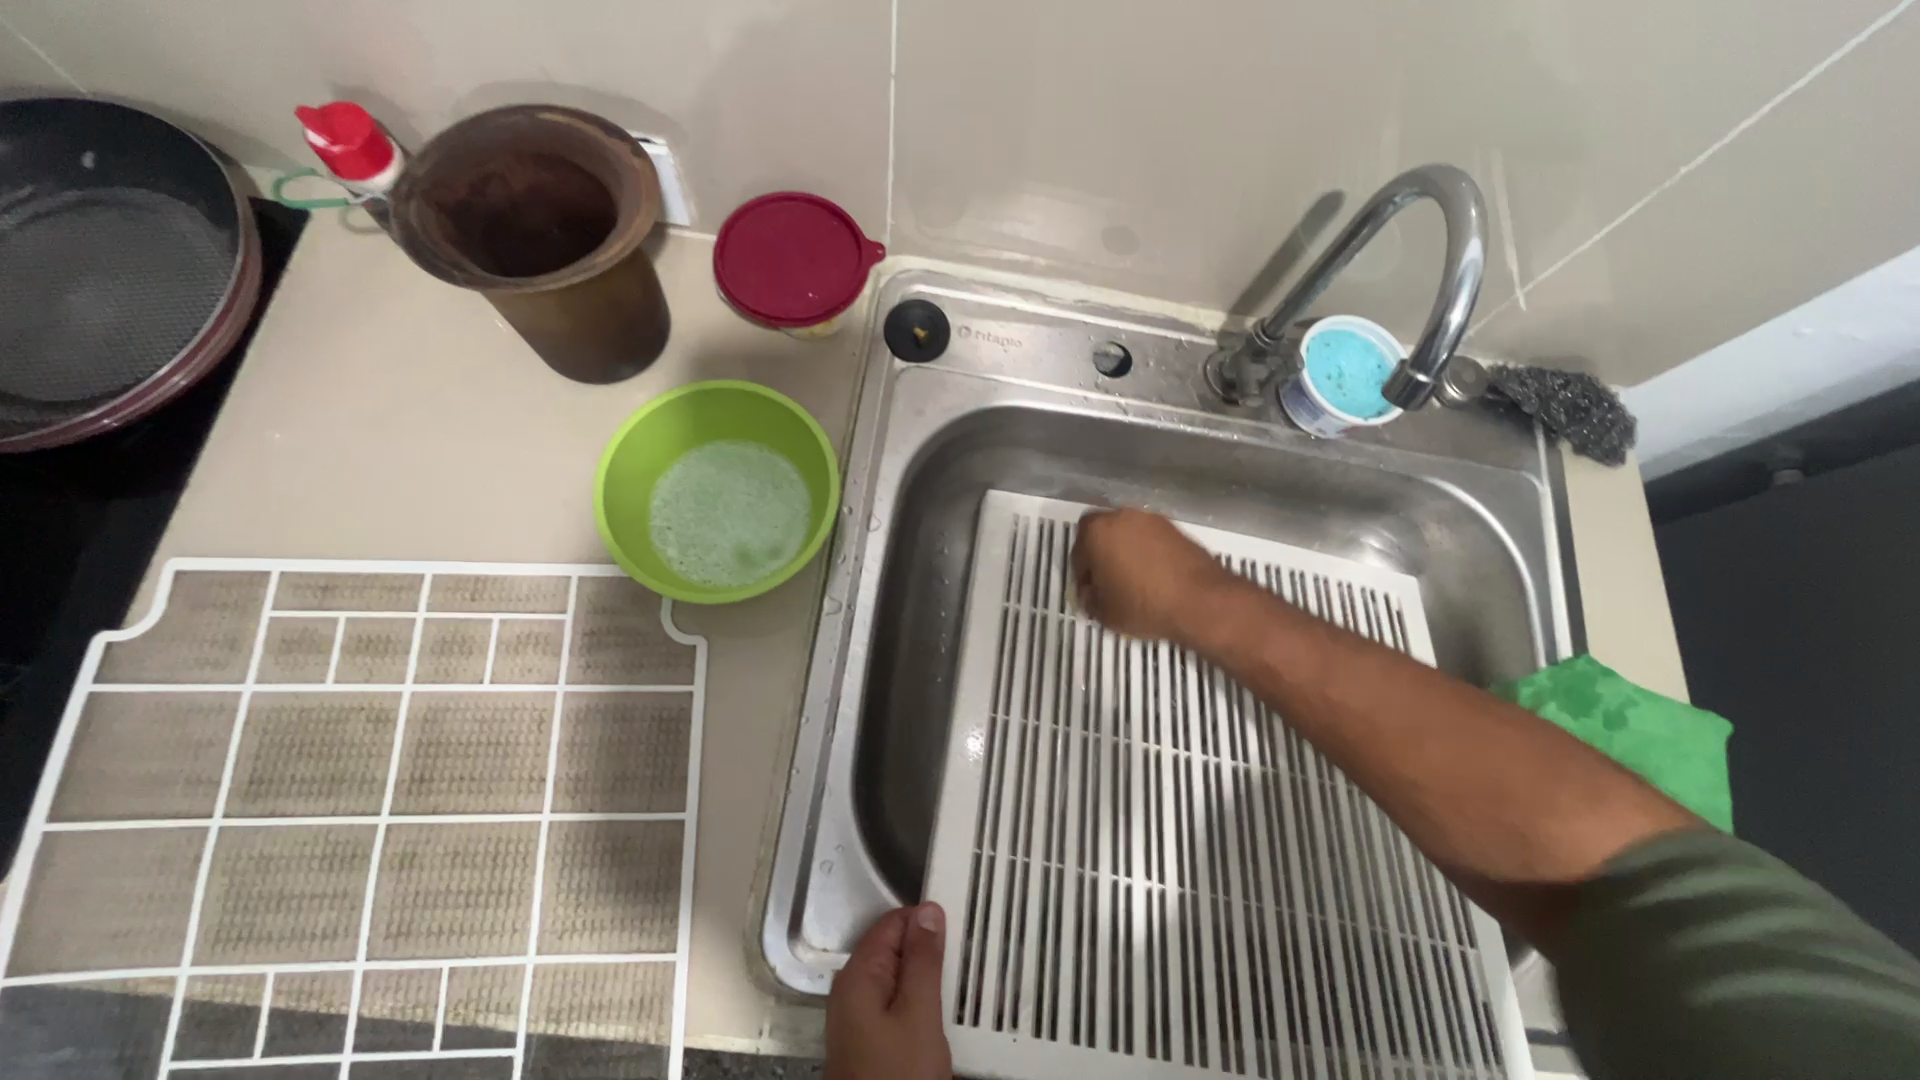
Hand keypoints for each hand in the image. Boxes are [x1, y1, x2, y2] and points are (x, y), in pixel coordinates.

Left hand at [825, 903, 952, 1079]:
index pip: (893, 924)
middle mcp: (854, 991)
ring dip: (933, 982)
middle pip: (897, 951)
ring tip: (969, 986)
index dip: (926, 922)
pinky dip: (926, 1006)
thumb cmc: (898, 1075)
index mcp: (858, 975)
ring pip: (903, 981)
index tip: (962, 927)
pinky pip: (902, 1008)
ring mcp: (862, 1019)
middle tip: (971, 958)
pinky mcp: (873, 1042)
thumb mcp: (918, 1014)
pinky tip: (951, 1015)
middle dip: (933, 954)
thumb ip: (922, 960)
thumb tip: (928, 910)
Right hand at [1074, 508, 1239, 642]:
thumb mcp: (1105, 613)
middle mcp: (1123, 517)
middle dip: (1103, 558)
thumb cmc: (1144, 604)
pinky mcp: (1177, 530)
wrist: (1200, 601)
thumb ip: (1090, 600)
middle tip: (1108, 584)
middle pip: (1104, 536)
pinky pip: (1153, 542)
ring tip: (1133, 584)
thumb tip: (1091, 595)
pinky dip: (1150, 556)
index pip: (1078, 550)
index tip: (1089, 592)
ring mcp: (1153, 521)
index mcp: (1097, 531)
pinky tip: (1155, 581)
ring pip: (1130, 537)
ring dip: (1128, 555)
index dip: (1081, 574)